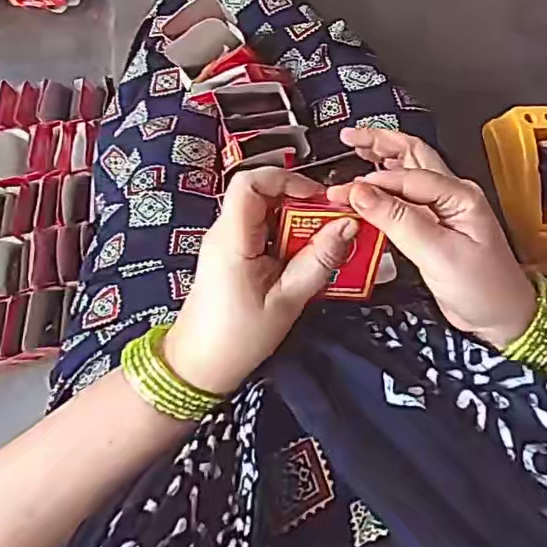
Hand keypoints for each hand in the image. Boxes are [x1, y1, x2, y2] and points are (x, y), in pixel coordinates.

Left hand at [159, 168, 356, 393]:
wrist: (198, 367)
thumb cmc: (237, 338)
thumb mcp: (286, 301)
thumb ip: (318, 261)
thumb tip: (348, 225)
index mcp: (232, 238)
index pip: (249, 182)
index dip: (286, 179)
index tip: (318, 198)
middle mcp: (225, 231)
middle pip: (263, 193)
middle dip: (301, 201)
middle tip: (331, 222)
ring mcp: (227, 241)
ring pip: (266, 210)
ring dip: (297, 220)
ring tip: (323, 242)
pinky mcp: (233, 253)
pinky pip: (264, 229)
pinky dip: (288, 235)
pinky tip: (304, 257)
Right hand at [329, 129, 537, 346]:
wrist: (504, 319)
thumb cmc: (484, 289)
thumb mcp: (438, 254)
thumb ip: (398, 220)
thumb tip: (361, 192)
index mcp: (459, 195)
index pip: (407, 176)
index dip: (372, 181)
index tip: (344, 191)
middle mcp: (452, 193)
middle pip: (412, 154)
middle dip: (379, 141)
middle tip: (350, 136)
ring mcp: (444, 207)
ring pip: (410, 168)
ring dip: (383, 154)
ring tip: (357, 145)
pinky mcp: (435, 224)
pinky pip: (407, 193)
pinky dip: (386, 182)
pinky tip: (371, 182)